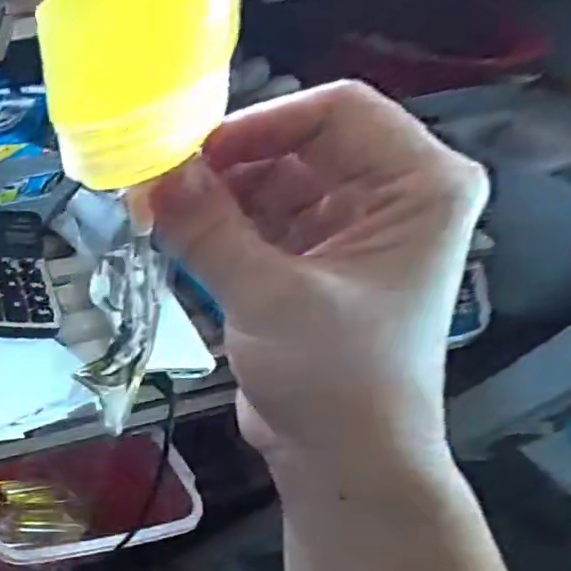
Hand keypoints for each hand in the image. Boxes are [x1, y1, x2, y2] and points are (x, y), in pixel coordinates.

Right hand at [145, 81, 487, 498]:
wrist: (341, 455)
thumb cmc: (331, 375)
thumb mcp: (269, 298)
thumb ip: (210, 233)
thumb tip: (155, 179)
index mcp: (415, 186)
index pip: (335, 115)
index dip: (259, 125)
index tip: (186, 154)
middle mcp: (385, 201)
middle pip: (297, 154)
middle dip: (226, 169)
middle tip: (158, 188)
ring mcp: (342, 239)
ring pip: (270, 195)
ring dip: (215, 204)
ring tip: (157, 216)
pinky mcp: (304, 274)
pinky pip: (257, 234)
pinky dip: (217, 236)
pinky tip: (177, 242)